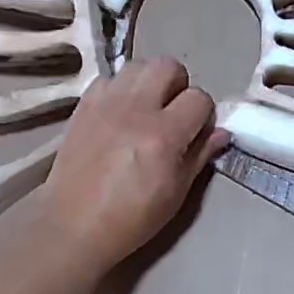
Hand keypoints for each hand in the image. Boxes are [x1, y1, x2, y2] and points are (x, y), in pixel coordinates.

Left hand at [39, 59, 229, 273]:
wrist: (74, 226)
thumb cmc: (130, 220)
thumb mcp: (175, 195)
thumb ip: (198, 157)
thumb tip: (220, 133)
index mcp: (163, 135)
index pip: (198, 99)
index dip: (203, 116)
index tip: (196, 133)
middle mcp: (135, 109)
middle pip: (168, 66)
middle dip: (178, 86)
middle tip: (173, 114)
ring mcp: (105, 104)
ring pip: (137, 66)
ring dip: (149, 83)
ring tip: (146, 111)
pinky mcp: (83, 106)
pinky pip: (108, 80)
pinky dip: (119, 90)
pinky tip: (119, 116)